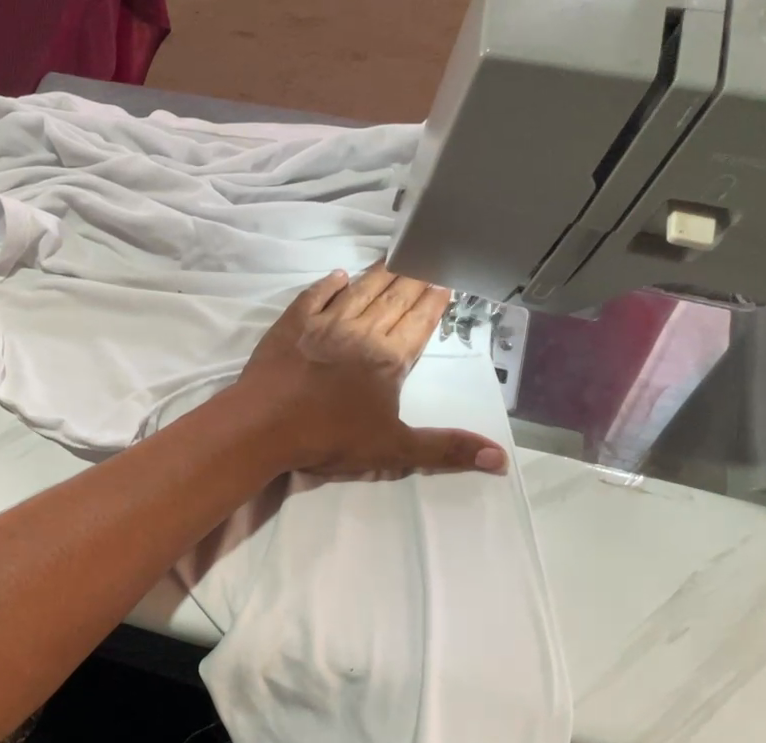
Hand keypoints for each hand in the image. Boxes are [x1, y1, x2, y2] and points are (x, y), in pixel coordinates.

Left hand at [233, 262, 506, 476]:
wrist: (263, 425)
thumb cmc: (328, 438)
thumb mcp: (393, 450)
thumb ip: (444, 449)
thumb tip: (502, 460)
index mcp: (389, 358)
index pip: (418, 323)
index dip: (433, 303)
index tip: (445, 283)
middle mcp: (361, 332)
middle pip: (393, 299)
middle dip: (413, 280)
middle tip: (428, 259)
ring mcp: (323, 325)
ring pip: (358, 292)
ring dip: (378, 275)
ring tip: (394, 260)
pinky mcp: (289, 326)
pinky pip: (313, 296)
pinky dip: (328, 284)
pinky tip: (339, 276)